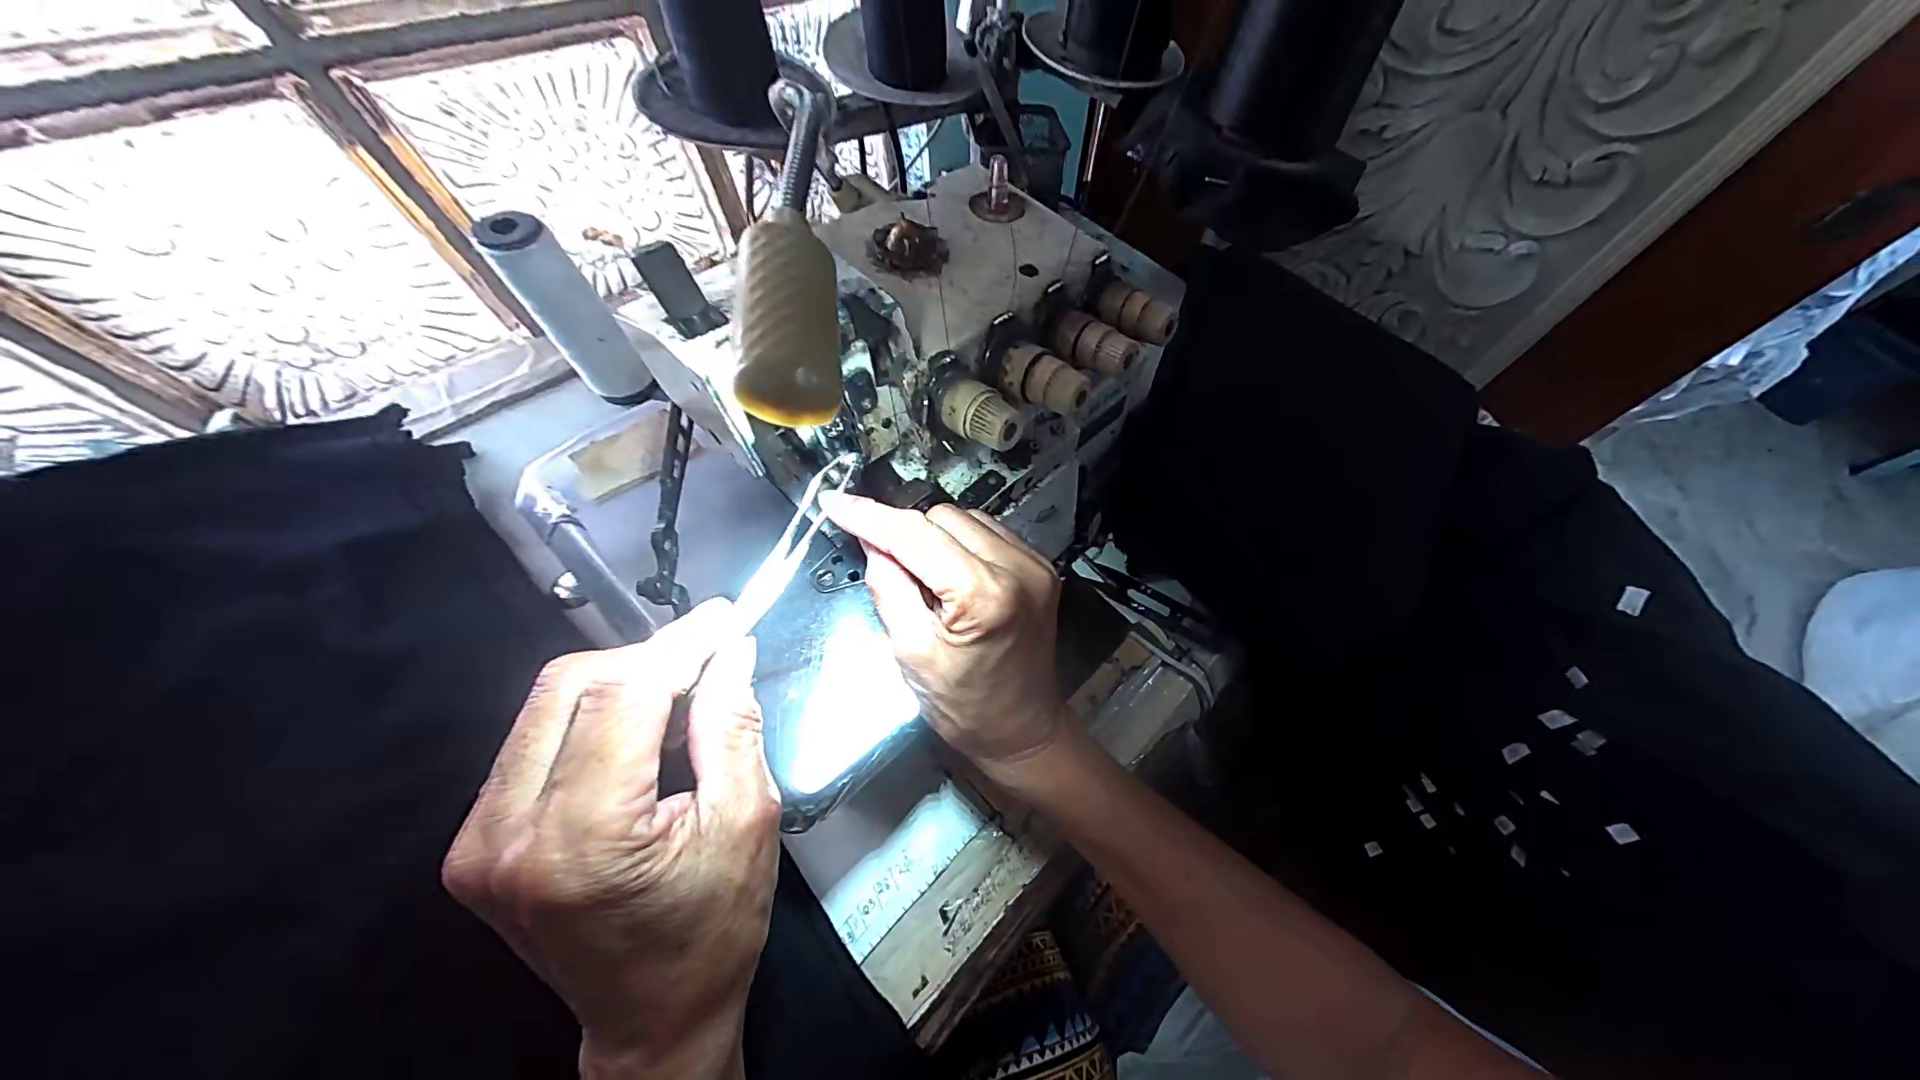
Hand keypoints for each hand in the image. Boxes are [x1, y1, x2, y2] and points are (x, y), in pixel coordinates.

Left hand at [442, 599, 779, 1079]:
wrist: (653, 1014)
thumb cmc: (711, 929)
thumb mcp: (745, 821)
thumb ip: (730, 725)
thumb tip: (729, 654)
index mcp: (583, 837)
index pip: (623, 693)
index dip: (679, 644)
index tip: (722, 619)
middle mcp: (508, 836)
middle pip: (572, 683)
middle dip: (649, 655)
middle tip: (707, 653)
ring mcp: (480, 839)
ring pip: (548, 701)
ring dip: (621, 679)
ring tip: (680, 687)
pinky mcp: (478, 838)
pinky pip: (537, 735)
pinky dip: (594, 710)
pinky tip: (639, 722)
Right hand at [819, 492, 1065, 780]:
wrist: (1020, 727)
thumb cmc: (967, 706)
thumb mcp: (911, 653)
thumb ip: (888, 587)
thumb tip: (871, 540)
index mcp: (984, 595)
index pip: (914, 535)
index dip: (868, 516)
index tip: (836, 503)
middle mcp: (1018, 569)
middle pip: (940, 518)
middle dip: (905, 535)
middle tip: (889, 569)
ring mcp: (1033, 565)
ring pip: (963, 519)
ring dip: (933, 539)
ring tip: (927, 582)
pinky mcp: (1038, 566)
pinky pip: (986, 532)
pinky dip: (959, 545)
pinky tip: (952, 577)